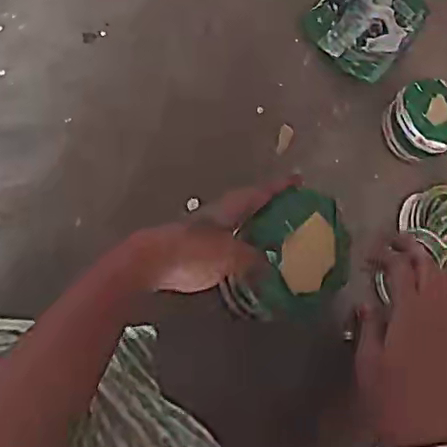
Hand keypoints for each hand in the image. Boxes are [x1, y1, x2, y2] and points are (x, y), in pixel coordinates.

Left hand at [124, 176, 298, 293]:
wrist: (148, 262)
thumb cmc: (192, 253)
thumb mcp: (229, 257)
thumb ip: (251, 260)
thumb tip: (270, 266)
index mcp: (231, 208)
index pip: (262, 193)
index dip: (280, 187)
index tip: (298, 180)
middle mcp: (219, 214)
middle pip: (250, 205)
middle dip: (269, 206)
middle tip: (289, 211)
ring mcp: (204, 230)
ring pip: (237, 224)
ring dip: (254, 228)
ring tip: (272, 238)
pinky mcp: (193, 248)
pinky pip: (227, 242)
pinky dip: (241, 246)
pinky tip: (245, 261)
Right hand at [355, 236, 446, 446]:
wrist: (430, 443)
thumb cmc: (392, 403)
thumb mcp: (369, 364)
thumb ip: (369, 328)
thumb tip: (366, 303)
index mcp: (409, 308)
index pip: (397, 267)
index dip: (384, 255)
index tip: (374, 254)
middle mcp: (439, 308)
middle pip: (428, 264)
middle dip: (413, 248)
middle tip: (399, 243)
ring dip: (443, 275)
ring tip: (433, 272)